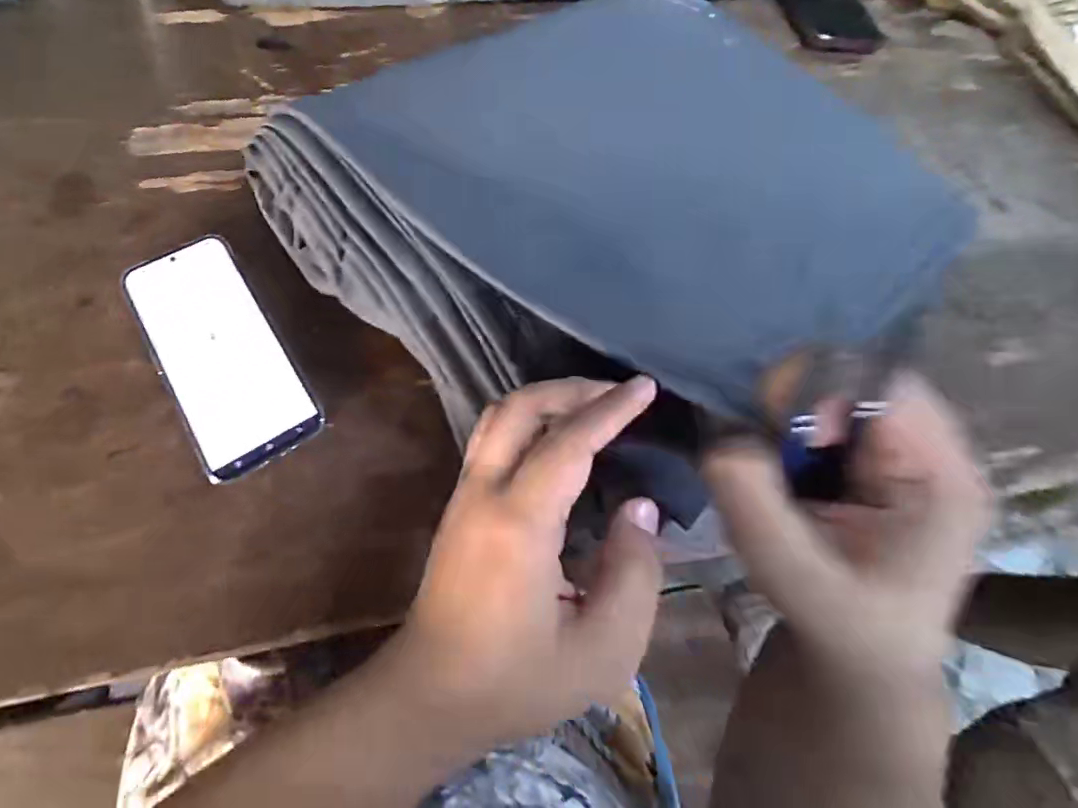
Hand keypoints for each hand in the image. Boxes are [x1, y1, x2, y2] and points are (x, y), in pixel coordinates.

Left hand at [376, 376, 664, 749]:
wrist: (433, 689)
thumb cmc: (518, 679)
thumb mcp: (601, 650)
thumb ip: (633, 574)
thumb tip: (638, 507)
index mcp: (519, 522)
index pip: (567, 442)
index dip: (609, 409)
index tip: (644, 387)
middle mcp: (483, 492)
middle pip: (520, 408)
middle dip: (571, 389)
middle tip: (619, 391)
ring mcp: (463, 493)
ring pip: (498, 417)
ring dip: (544, 399)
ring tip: (591, 404)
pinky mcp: (457, 503)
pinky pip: (490, 438)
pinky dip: (526, 420)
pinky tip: (556, 438)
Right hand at [701, 373, 991, 677]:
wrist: (861, 657)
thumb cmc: (837, 621)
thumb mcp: (792, 573)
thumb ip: (756, 506)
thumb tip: (723, 443)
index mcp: (942, 478)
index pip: (885, 387)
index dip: (822, 390)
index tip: (774, 425)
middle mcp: (933, 453)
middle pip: (860, 379)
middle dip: (797, 397)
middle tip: (758, 435)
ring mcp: (904, 454)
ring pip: (838, 391)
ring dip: (789, 410)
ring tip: (765, 451)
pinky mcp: (874, 459)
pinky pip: (827, 412)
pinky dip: (789, 422)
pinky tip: (775, 458)